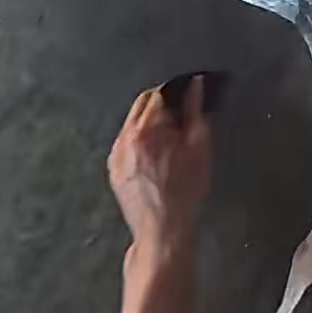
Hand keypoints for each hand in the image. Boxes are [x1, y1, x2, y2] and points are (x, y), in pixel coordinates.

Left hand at [108, 79, 211, 267]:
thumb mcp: (199, 145)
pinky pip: (128, 140)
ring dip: (152, 120)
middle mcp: (123, 140)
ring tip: (173, 138)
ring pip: (134, 122)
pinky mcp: (113, 168)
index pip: (158, 93)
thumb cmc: (185, 188)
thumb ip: (195, 109)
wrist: (162, 228)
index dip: (177, 92)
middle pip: (142, 104)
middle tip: (183, 117)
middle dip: (163, 103)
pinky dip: (143, 137)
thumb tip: (195, 83)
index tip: (189, 98)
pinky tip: (160, 152)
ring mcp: (115, 155)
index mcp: (145, 131)